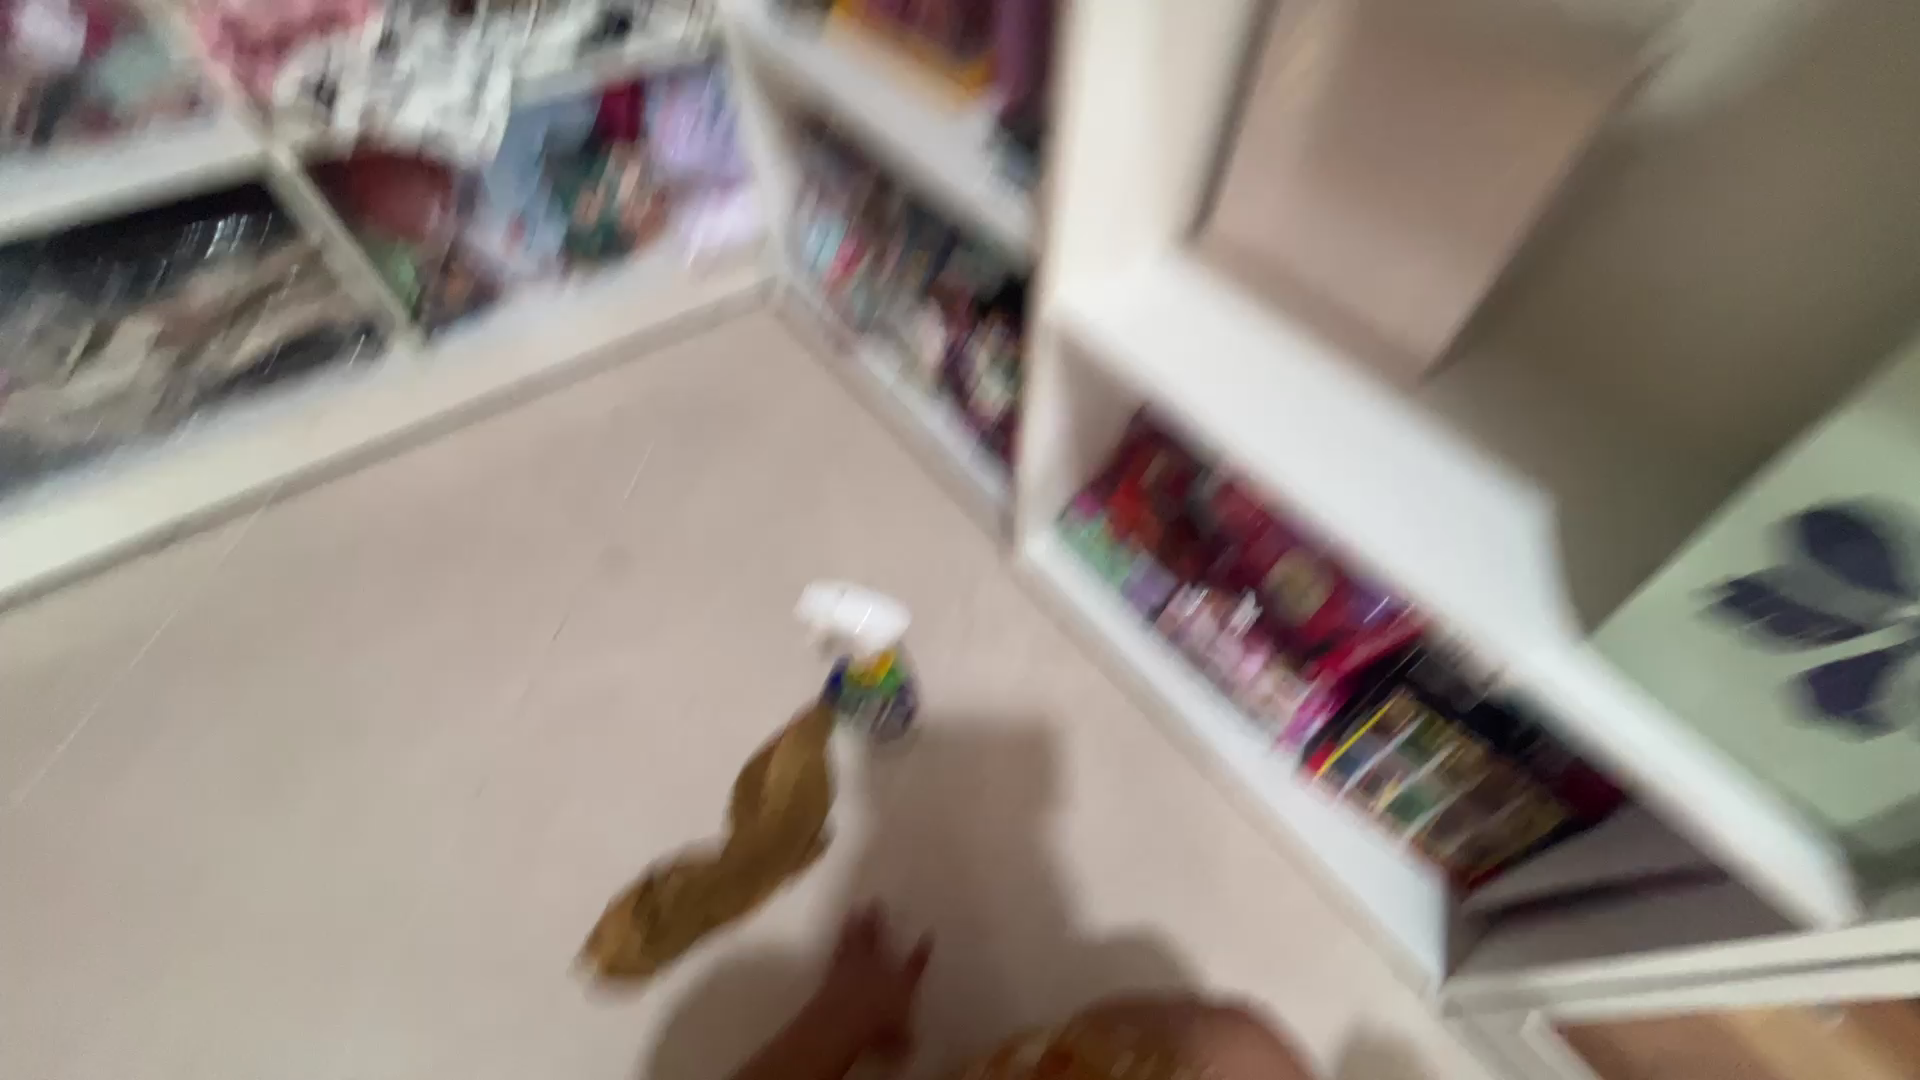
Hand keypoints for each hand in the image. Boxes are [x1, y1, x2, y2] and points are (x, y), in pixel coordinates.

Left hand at [805, 902, 933, 1060]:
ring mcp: (857, 964)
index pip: (915, 965)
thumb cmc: (878, 1028)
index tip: (928, 934)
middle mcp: (880, 967)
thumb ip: (906, 1036)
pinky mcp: (836, 968)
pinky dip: (841, 935)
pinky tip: (841, 923)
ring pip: (859, 938)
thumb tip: (912, 1040)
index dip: (922, 951)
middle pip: (882, 941)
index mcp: (901, 982)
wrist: (847, 1017)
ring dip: (859, 921)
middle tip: (879, 901)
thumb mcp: (899, 1039)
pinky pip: (840, 947)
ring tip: (858, 905)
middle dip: (881, 921)